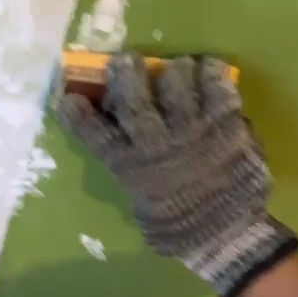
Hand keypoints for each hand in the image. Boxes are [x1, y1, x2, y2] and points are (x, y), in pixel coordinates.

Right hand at [59, 53, 297, 296]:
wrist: (228, 236)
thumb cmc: (180, 228)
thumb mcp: (144, 208)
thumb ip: (134, 177)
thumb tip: (126, 155)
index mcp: (132, 168)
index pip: (97, 136)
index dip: (80, 115)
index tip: (70, 98)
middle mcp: (157, 145)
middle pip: (134, 99)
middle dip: (125, 74)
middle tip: (124, 60)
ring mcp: (193, 132)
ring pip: (175, 83)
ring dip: (173, 72)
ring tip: (175, 71)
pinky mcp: (226, 125)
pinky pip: (216, 87)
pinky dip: (210, 74)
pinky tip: (207, 72)